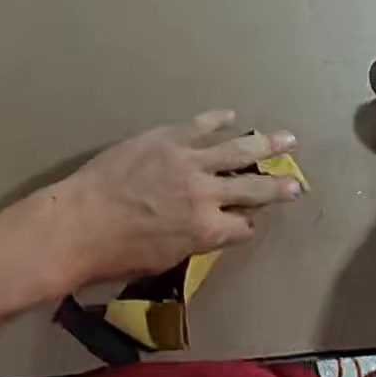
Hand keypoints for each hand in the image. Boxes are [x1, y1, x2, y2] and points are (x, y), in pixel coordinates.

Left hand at [34, 110, 300, 290]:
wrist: (78, 222)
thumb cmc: (115, 254)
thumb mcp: (163, 260)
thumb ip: (191, 242)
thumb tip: (204, 230)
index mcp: (207, 231)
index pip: (242, 227)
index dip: (247, 226)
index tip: (248, 223)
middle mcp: (206, 194)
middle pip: (252, 188)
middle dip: (278, 186)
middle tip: (297, 182)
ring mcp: (188, 161)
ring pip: (236, 150)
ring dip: (264, 144)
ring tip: (286, 138)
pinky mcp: (167, 138)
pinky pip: (200, 125)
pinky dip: (216, 120)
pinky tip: (230, 116)